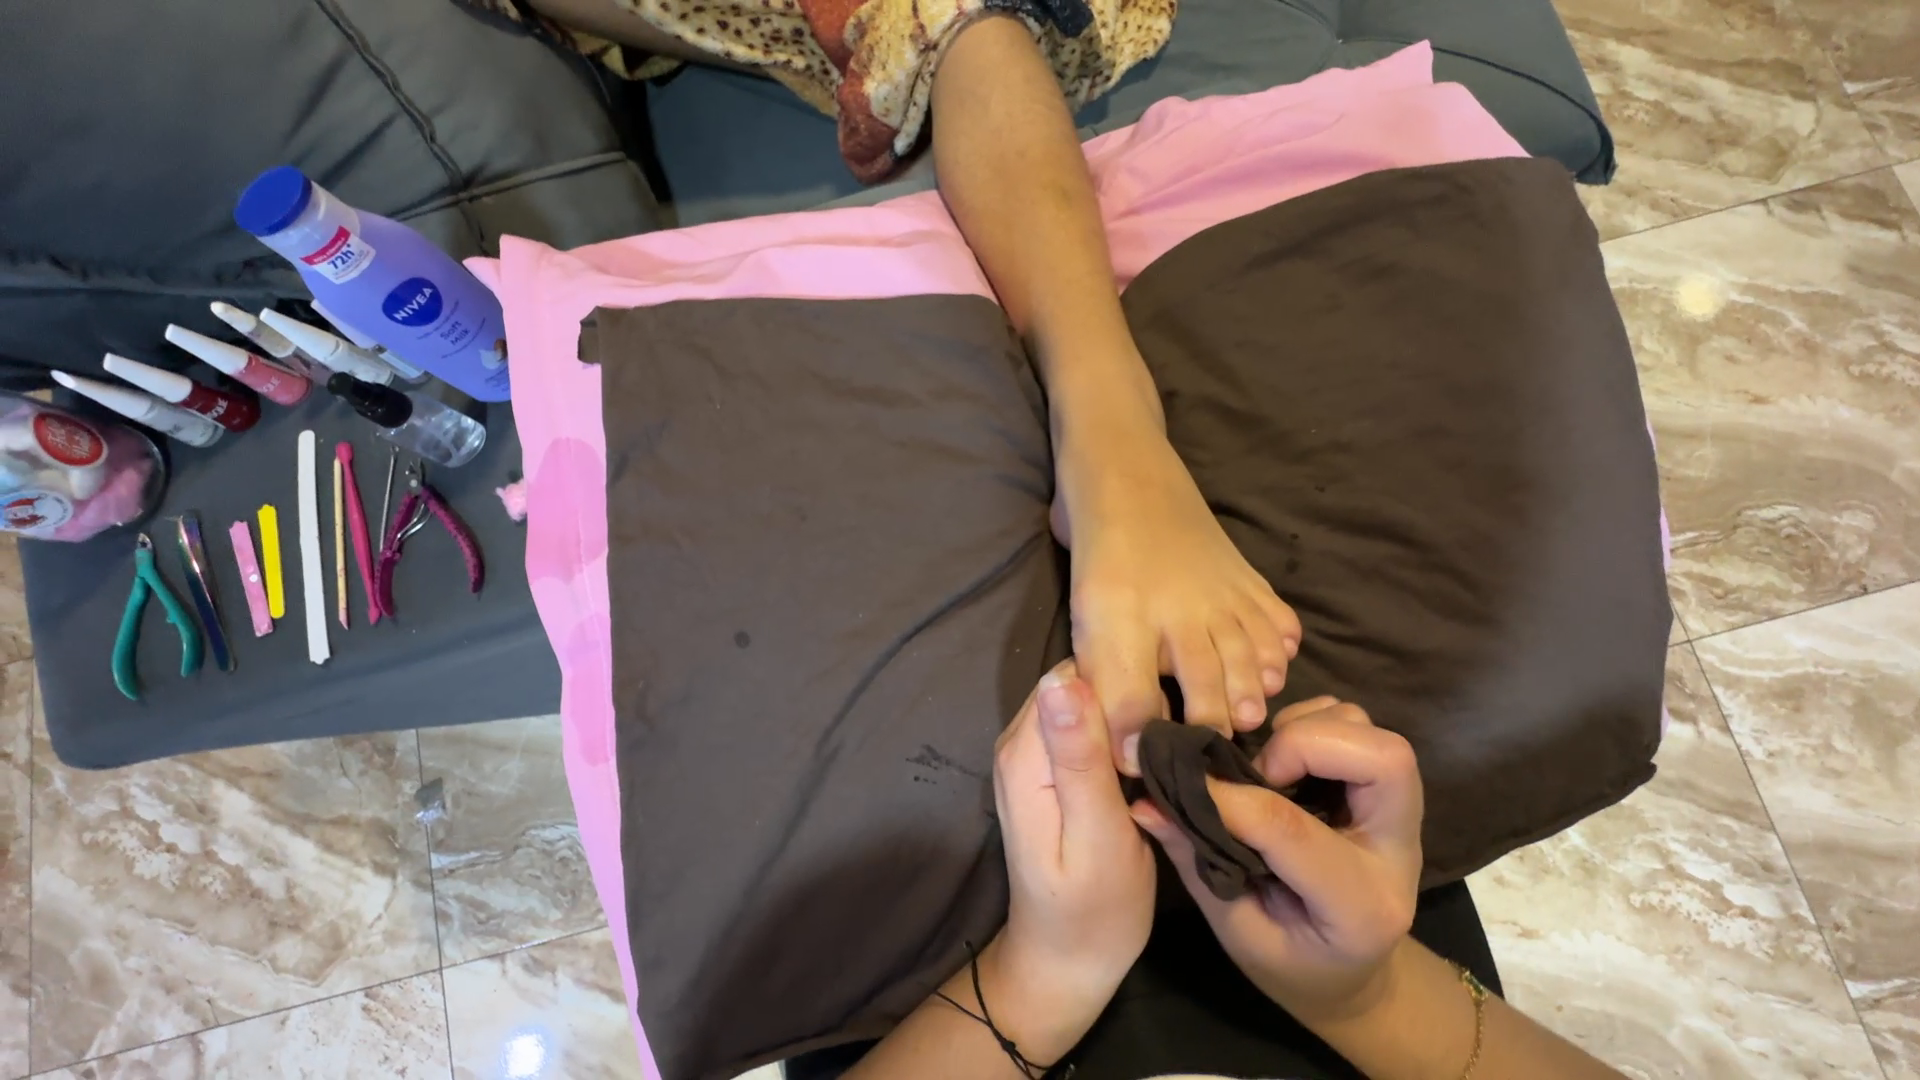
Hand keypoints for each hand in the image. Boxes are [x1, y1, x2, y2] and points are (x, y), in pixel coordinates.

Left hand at [989, 660, 1156, 1054]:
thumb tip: (1064, 679)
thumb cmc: (1092, 908)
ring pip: (1084, 701)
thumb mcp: (1096, 834)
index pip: (1073, 674)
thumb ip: (1080, 757)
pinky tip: (1151, 751)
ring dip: (1127, 711)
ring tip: (1174, 736)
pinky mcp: (1050, 770)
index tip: (1172, 704)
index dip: (1124, 678)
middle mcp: (1019, 742)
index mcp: (1025, 753)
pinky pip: (1086, 726)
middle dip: (1128, 691)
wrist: (1066, 958)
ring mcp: (1032, 755)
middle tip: (1181, 723)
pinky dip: (1119, 732)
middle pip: (1077, 682)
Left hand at [1055, 429, 1301, 765]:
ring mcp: (1226, 594)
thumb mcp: (1089, 619)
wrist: (1125, 470)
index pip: (1149, 707)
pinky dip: (1280, 646)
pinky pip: (1277, 620)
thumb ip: (1112, 684)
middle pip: (1213, 690)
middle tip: (1215, 752)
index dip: (1151, 743)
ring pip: (1250, 660)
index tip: (1153, 768)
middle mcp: (1191, 617)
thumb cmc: (1099, 552)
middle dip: (1213, 725)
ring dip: (1250, 692)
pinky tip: (1274, 664)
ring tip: (1249, 716)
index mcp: (1135, 629)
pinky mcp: (1247, 576)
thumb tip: (1131, 752)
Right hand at [1131, 697, 1422, 1023]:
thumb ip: (1196, 859)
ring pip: (1373, 733)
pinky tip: (1282, 756)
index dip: (1226, 797)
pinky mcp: (1390, 789)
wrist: (1353, 975)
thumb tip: (1143, 801)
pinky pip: (1359, 724)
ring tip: (1268, 764)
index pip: (1292, 829)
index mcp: (1359, 906)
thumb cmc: (1290, 962)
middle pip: (1381, 759)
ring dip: (1308, 730)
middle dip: (1303, 743)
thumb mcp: (1235, 929)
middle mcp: (1395, 851)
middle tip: (1257, 770)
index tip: (1182, 781)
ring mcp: (1402, 816)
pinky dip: (1313, 722)